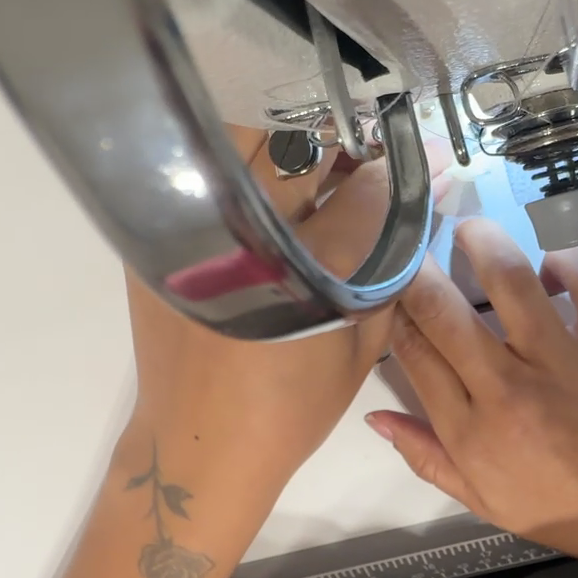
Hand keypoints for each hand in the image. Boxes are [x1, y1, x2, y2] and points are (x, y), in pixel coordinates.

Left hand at [125, 128, 412, 487]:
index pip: (365, 195)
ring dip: (286, 137)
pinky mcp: (152, 236)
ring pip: (240, 144)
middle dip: (342, 134)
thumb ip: (394, 272)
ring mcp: (188, 232)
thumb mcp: (363, 346)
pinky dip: (239, 162)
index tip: (425, 149)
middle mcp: (243, 240)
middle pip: (298, 150)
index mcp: (304, 275)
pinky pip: (201, 170)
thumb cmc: (295, 407)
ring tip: (315, 153)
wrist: (202, 444)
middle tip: (365, 139)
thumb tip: (423, 210)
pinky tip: (266, 178)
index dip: (404, 168)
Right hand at [366, 219, 577, 560]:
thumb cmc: (561, 510)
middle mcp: (510, 388)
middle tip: (408, 244)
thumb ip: (427, 457)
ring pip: (513, 283)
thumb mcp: (483, 501)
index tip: (387, 290)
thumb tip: (376, 418)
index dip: (393, 313)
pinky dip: (571, 262)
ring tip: (470, 228)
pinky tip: (551, 264)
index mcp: (472, 429)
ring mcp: (564, 361)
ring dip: (484, 244)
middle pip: (444, 312)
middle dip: (415, 270)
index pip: (415, 353)